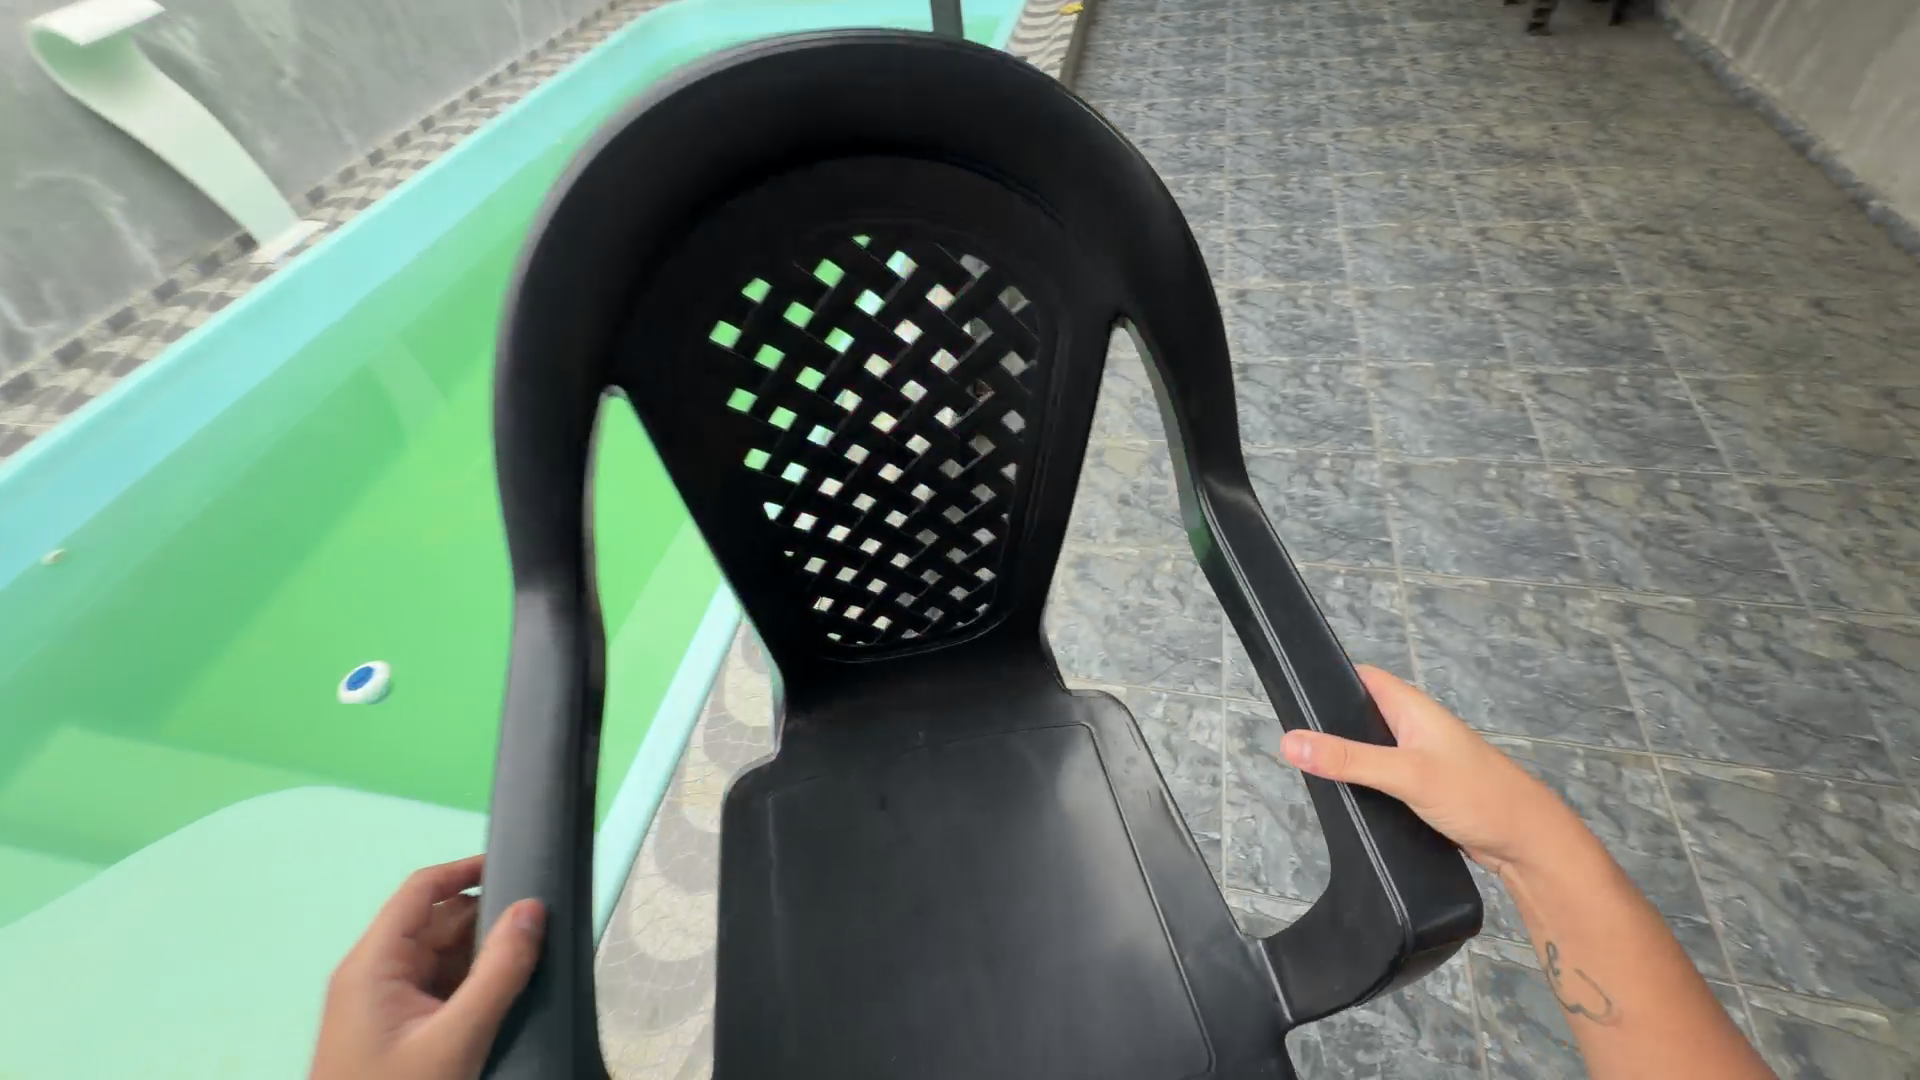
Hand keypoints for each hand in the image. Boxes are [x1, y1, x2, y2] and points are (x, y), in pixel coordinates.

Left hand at [310, 855, 545, 1079]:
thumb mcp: (457, 1037)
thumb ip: (501, 969)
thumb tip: (533, 906)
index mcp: (374, 964)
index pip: (423, 889)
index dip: (469, 869)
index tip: (522, 864)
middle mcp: (377, 973)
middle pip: (443, 920)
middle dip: (491, 921)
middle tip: (539, 932)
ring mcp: (387, 1001)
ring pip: (450, 952)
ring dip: (488, 955)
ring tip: (528, 966)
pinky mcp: (401, 1025)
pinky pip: (447, 983)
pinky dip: (479, 981)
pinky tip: (507, 994)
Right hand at [1280, 665, 1583, 876]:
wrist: (1531, 849)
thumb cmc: (1479, 796)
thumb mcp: (1406, 773)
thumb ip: (1347, 758)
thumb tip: (1290, 741)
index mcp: (1411, 707)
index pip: (1360, 677)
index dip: (1326, 679)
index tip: (1290, 692)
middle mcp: (1413, 726)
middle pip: (1358, 713)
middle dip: (1328, 723)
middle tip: (1293, 737)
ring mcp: (1418, 756)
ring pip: (1368, 746)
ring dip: (1344, 755)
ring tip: (1310, 766)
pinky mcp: (1420, 786)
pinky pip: (1379, 773)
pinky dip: (1360, 780)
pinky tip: (1345, 793)